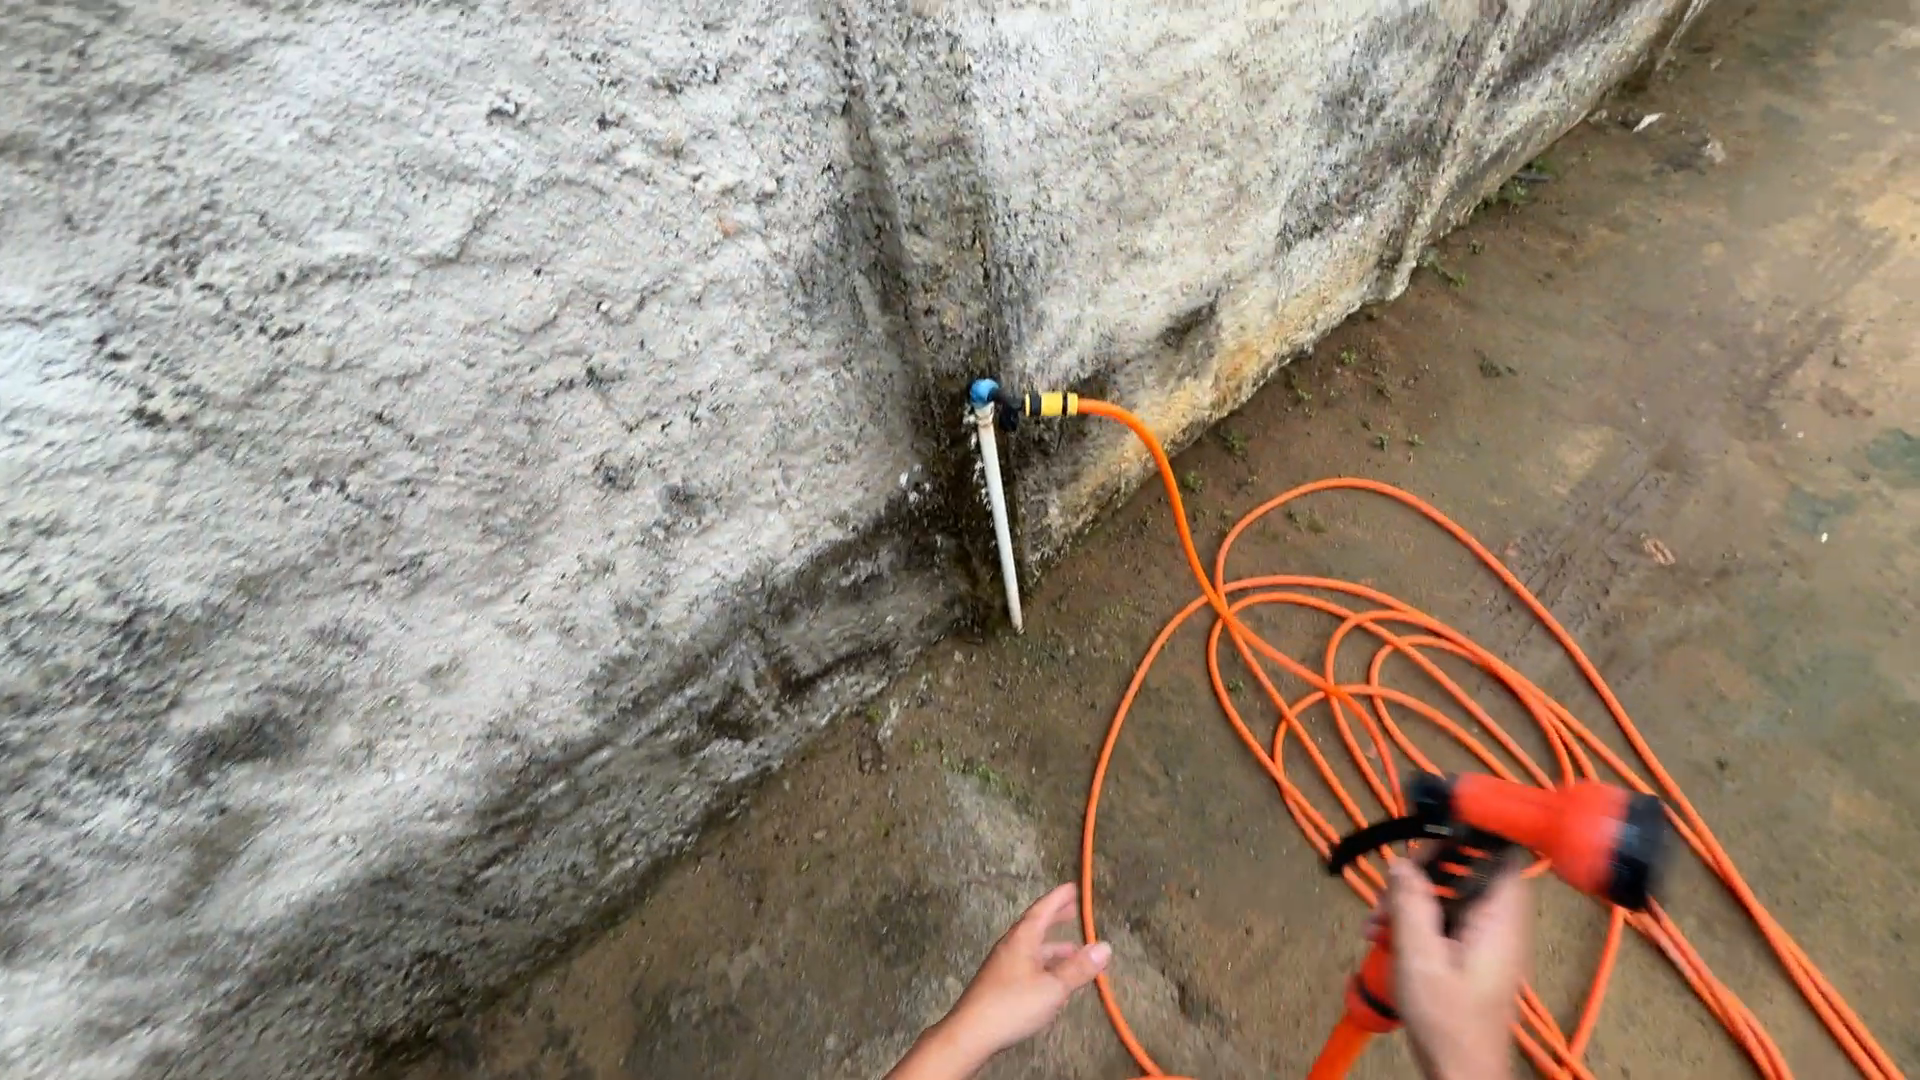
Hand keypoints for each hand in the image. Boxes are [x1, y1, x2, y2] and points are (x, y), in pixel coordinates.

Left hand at [944, 883, 1111, 1060]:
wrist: (972, 1031)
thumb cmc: (1013, 1004)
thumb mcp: (1053, 987)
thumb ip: (1078, 968)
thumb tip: (1105, 947)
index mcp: (1023, 938)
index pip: (1043, 909)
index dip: (1058, 898)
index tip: (1073, 887)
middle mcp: (1012, 945)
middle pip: (1036, 924)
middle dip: (1056, 917)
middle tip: (1074, 909)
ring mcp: (1004, 963)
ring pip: (1033, 947)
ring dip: (1053, 946)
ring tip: (1074, 950)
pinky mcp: (1001, 982)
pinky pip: (1028, 964)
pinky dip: (1045, 964)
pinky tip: (1054, 980)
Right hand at [1372, 855, 1530, 1079]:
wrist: (1460, 1074)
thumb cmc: (1446, 1021)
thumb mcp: (1420, 958)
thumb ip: (1411, 905)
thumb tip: (1402, 863)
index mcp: (1498, 923)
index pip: (1503, 859)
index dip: (1470, 838)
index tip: (1429, 836)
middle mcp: (1498, 926)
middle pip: (1466, 871)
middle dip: (1422, 870)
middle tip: (1392, 883)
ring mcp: (1483, 940)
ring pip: (1447, 894)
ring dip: (1408, 896)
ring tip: (1378, 918)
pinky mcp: (1467, 952)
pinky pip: (1441, 916)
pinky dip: (1411, 917)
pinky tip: (1382, 932)